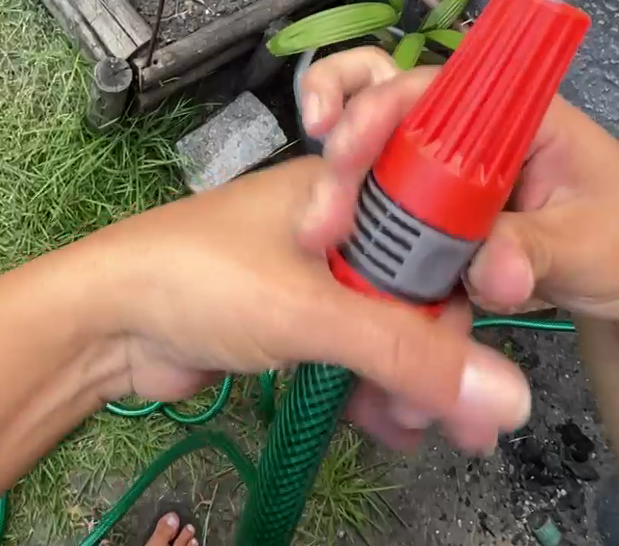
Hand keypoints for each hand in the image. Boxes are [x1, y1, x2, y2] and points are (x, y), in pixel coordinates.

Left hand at [72, 157, 532, 451]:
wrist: (108, 319)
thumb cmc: (204, 279)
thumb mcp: (309, 309)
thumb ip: (406, 351)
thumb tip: (510, 396)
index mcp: (342, 186)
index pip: (433, 211)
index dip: (469, 264)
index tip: (492, 326)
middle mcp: (334, 221)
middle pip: (416, 278)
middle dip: (440, 345)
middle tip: (462, 413)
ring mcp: (312, 271)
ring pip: (386, 319)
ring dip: (409, 377)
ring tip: (418, 431)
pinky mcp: (292, 317)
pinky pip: (352, 349)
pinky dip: (372, 384)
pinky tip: (384, 427)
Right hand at [299, 47, 618, 323]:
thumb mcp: (592, 246)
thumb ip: (537, 252)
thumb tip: (489, 273)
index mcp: (511, 112)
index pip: (435, 86)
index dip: (381, 104)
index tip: (344, 145)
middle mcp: (469, 129)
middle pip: (387, 99)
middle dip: (344, 130)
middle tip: (321, 184)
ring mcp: (447, 168)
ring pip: (376, 148)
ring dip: (339, 174)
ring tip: (315, 218)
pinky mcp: (436, 208)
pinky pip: (387, 200)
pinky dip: (356, 214)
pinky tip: (331, 240)